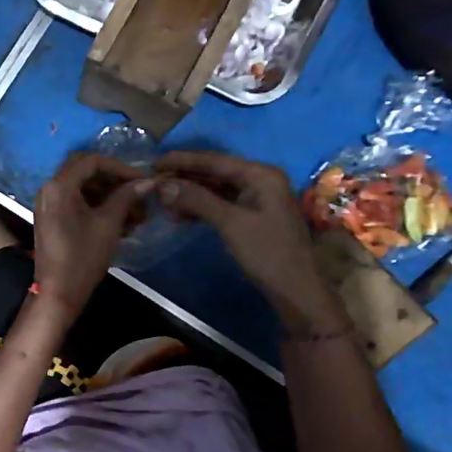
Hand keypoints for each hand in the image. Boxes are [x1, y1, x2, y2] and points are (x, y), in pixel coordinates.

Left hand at [32, 153, 151, 315]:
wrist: (58, 293)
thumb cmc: (83, 257)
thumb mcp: (109, 224)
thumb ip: (126, 197)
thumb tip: (148, 181)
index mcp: (59, 186)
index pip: (92, 162)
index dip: (120, 167)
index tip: (142, 180)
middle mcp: (49, 189)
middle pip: (85, 170)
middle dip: (113, 178)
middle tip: (136, 190)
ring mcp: (48, 203)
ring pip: (82, 187)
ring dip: (108, 194)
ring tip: (135, 210)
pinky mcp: (52, 217)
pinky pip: (76, 201)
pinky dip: (97, 205)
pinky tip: (121, 220)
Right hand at [156, 151, 344, 330]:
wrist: (296, 290)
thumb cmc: (267, 253)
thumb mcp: (230, 224)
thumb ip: (197, 200)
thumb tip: (163, 185)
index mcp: (261, 174)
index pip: (215, 160)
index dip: (184, 160)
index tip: (155, 162)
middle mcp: (261, 179)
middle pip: (216, 172)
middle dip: (185, 179)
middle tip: (155, 183)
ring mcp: (259, 197)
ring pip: (217, 189)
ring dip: (192, 195)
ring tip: (164, 203)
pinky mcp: (254, 215)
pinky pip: (223, 203)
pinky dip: (203, 207)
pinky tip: (182, 215)